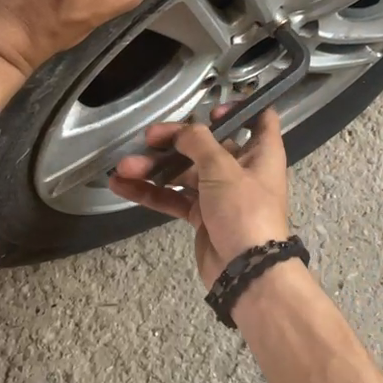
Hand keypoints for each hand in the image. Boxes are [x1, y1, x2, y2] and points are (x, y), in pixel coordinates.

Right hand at [108, 107, 291, 282]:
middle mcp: (243, 170)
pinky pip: (174, 198)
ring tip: (123, 167)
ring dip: (155, 168)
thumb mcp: (223, 168)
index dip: (239, 110)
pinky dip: (150, 192)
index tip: (211, 110)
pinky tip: (121, 186)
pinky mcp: (202, 218)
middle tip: (148, 138)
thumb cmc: (245, 211)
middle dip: (175, 142)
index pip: (259, 120)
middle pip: (208, 146)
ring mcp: (221, 195)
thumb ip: (200, 143)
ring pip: (185, 173)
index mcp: (261, 153)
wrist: (246, 272)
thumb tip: (184, 130)